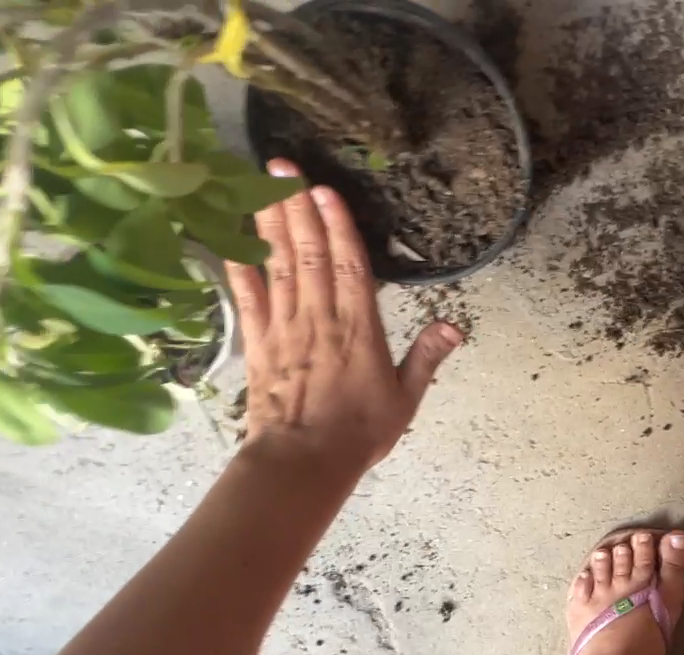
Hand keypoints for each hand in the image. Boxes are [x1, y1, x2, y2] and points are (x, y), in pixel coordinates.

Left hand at [224, 159, 462, 478]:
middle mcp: (320, 319)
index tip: (325, 191)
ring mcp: (284, 327)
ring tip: (259, 184)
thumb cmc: (362, 430)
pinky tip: (229, 236)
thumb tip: (454, 326)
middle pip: (307, 254)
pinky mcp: (258, 341)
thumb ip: (427, 357)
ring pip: (276, 264)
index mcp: (360, 330)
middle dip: (296, 208)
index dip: (338, 227)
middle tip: (282, 166)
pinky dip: (237, 263)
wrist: (306, 459)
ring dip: (268, 222)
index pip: (349, 268)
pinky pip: (246, 295)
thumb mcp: (407, 397)